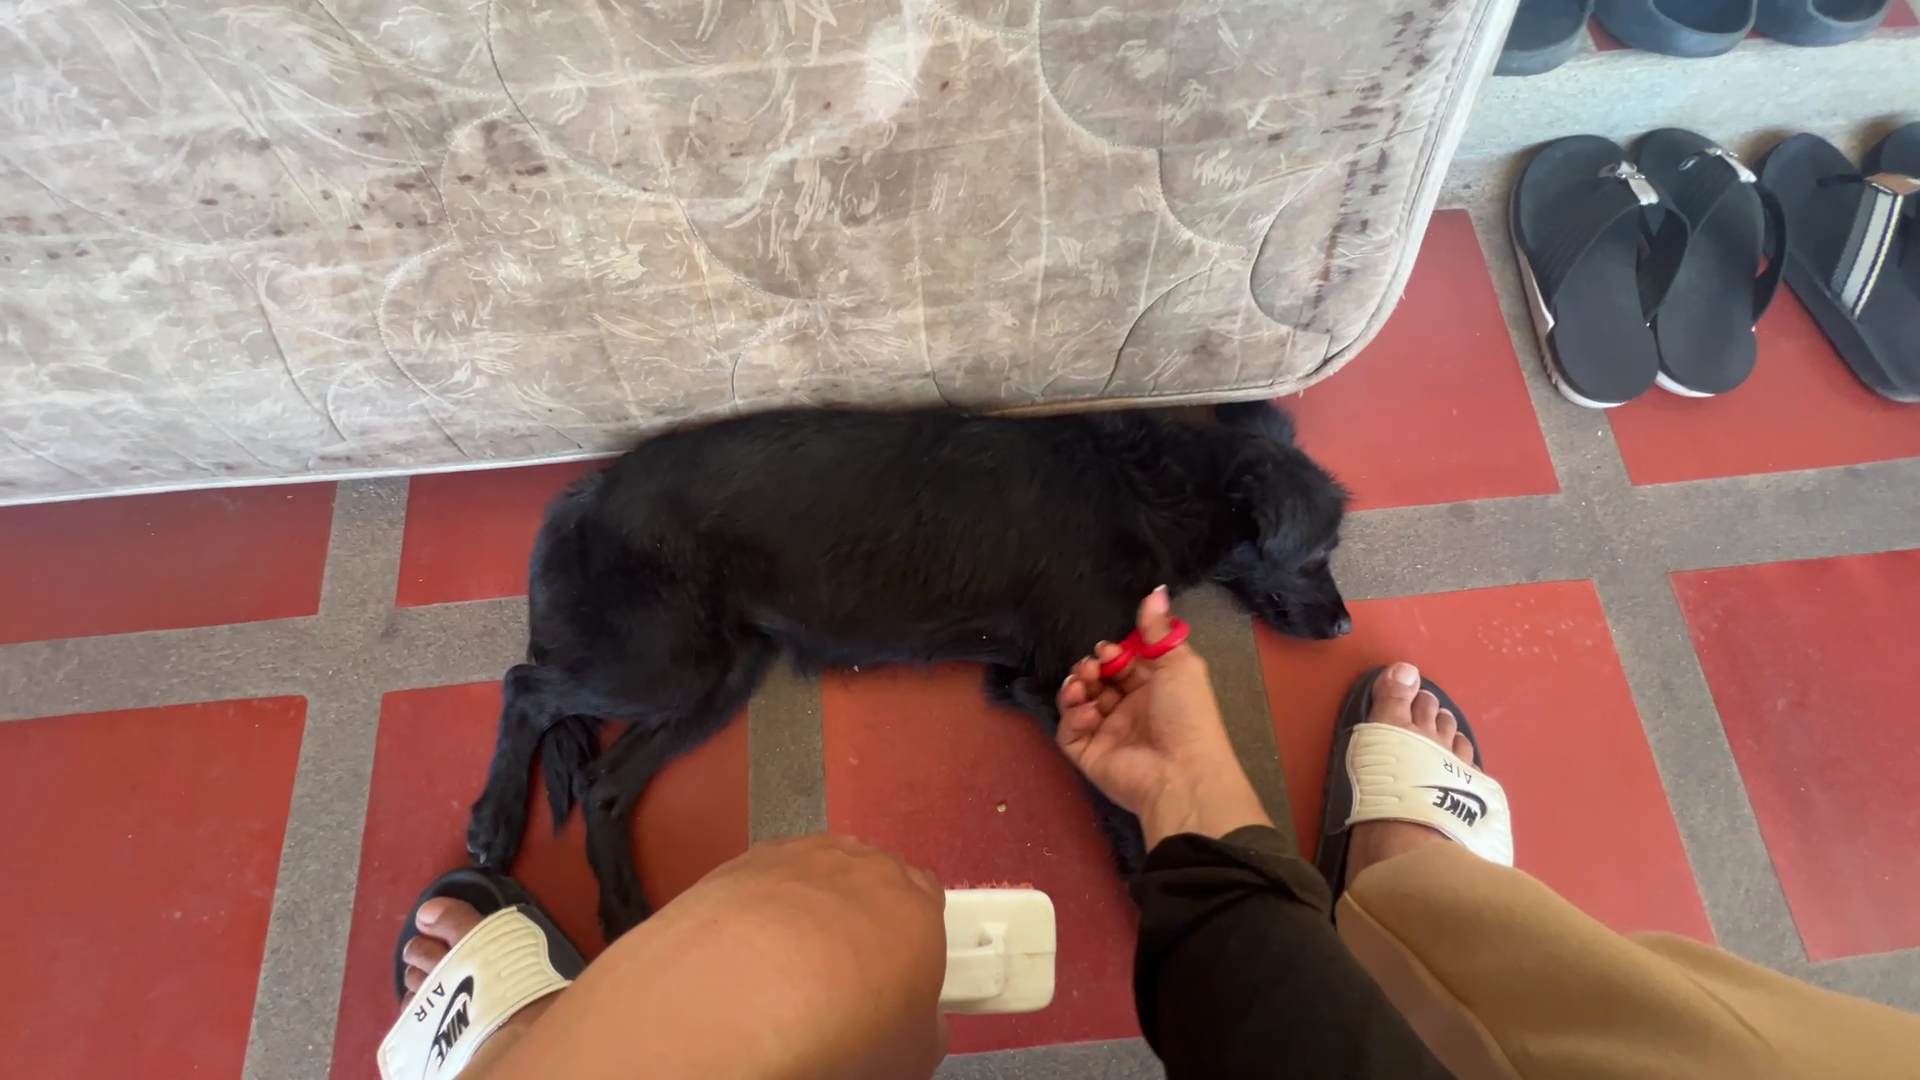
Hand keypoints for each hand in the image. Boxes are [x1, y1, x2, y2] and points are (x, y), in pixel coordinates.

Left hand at [489, 834, 947, 1079]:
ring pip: (820, 878)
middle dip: (861, 924)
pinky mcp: (751, 858)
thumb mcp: (911, 1055)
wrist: (739, 999)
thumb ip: (926, 1023)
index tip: (895, 978)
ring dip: (811, 913)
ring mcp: (808, 855)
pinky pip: (769, 881)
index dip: (911, 942)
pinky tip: (746, 958)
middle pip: (873, 884)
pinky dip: (762, 911)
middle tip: (840, 984)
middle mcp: (867, 865)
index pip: (928, 905)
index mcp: (918, 904)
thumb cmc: (836, 1029)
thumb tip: (917, 1023)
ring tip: (784, 976)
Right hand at [1055, 588, 1271, 848]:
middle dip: (1089, 667)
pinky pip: (1069, 730)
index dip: (1110, 653)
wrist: (1181, 772)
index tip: (1107, 649)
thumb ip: (1158, 629)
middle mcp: (1128, 709)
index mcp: (1153, 689)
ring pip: (1078, 701)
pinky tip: (1087, 712)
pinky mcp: (1088, 754)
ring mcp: (1106, 732)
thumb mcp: (1179, 663)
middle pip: (1097, 679)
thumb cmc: (1187, 714)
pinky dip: (1072, 716)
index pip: (1121, 663)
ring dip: (1076, 687)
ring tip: (1084, 684)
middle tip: (1092, 666)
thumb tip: (1156, 590)